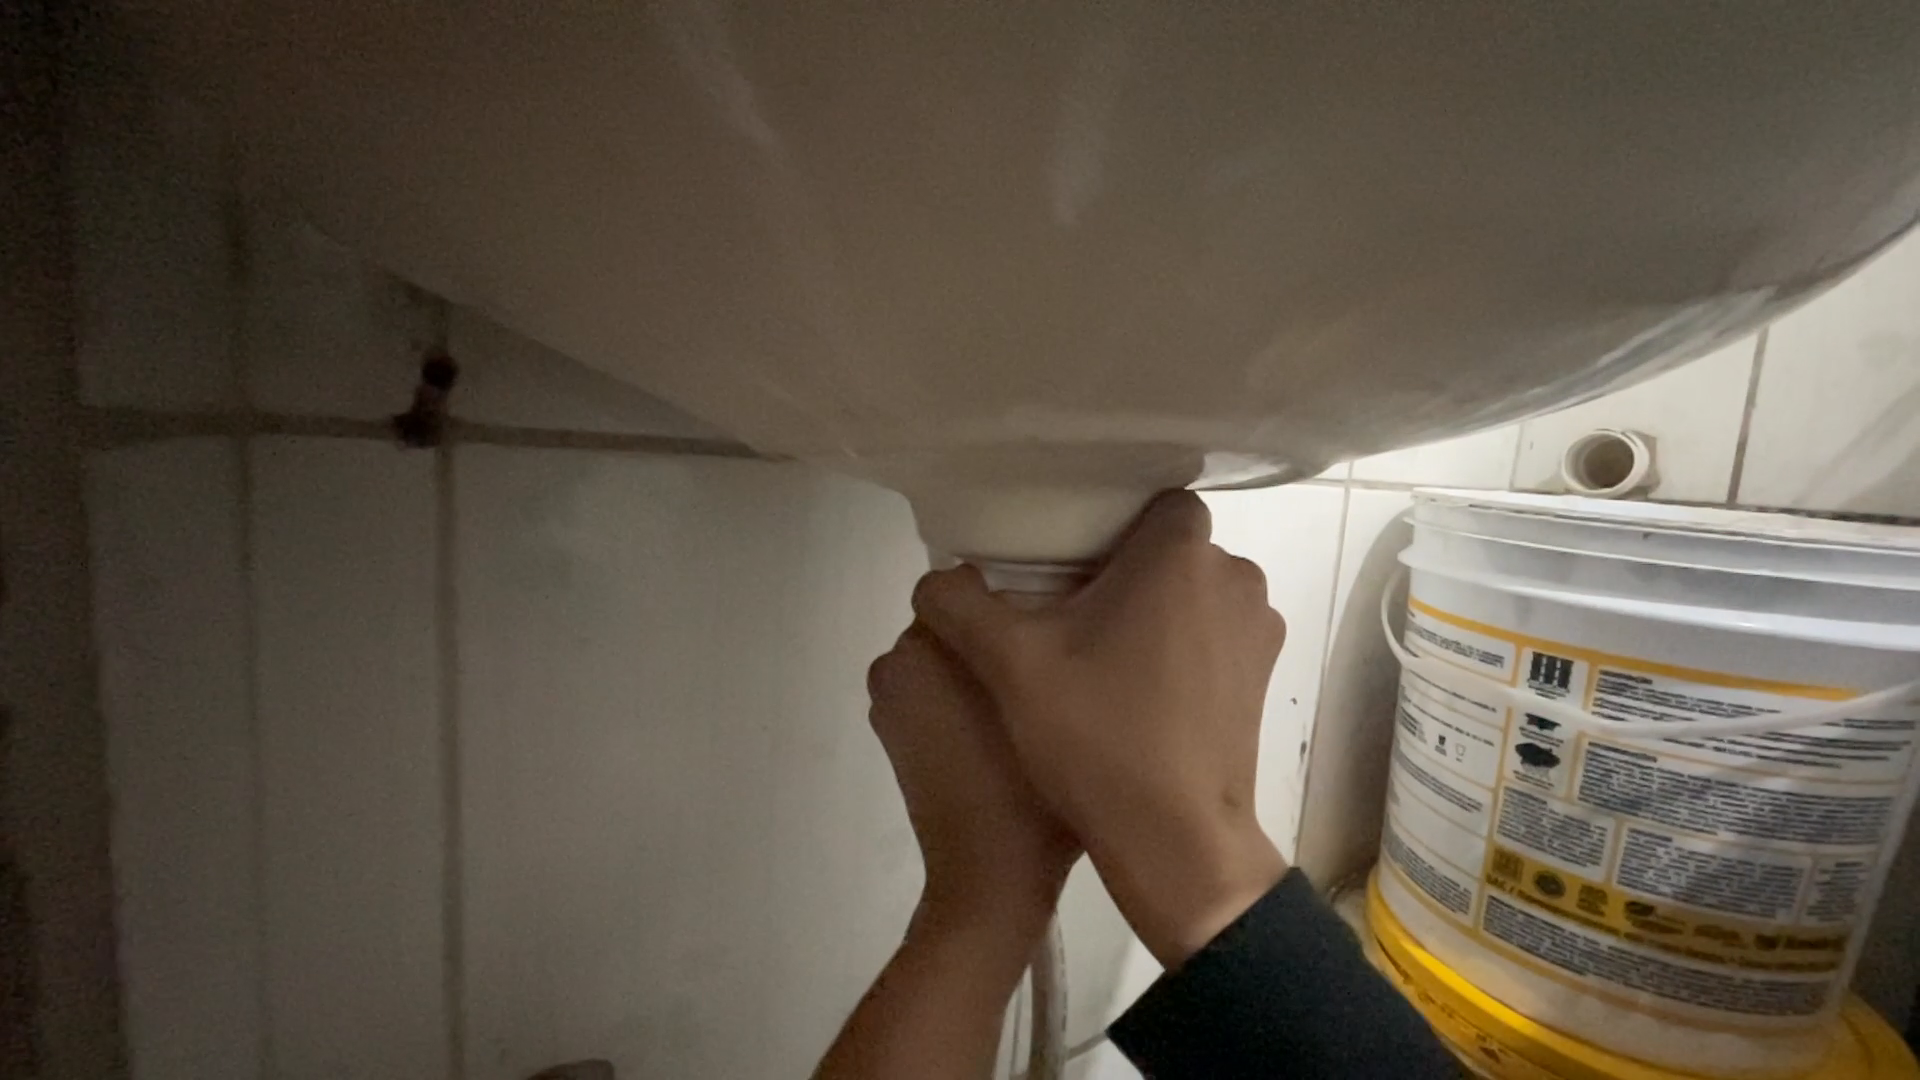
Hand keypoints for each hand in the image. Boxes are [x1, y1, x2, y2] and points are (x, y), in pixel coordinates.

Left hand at [867, 622, 1079, 925]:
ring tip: (1029, 700)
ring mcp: (888, 699)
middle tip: (1048, 663)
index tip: (1053, 621)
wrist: (990, 878)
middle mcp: (897, 659)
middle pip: (959, 621)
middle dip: (996, 633)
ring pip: (947, 656)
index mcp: (930, 641)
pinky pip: (930, 690)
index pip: (973, 584)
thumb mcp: (1056, 696)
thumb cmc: (1030, 789)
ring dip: (979, 667)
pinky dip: (956, 698)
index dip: (1017, 596)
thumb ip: (1049, 639)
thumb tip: (1046, 609)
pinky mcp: (890, 732)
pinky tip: (997, 729)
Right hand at [912, 491, 1287, 968]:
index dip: (1114, 521)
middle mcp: (1235, 579)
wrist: (1175, 842)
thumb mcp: (1007, 663)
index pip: (1156, 500)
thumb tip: (933, 578)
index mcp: (1180, 555)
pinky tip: (1140, 690)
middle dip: (1128, 568)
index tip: (1073, 555)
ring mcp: (1260, 632)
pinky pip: (1216, 635)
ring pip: (1196, 593)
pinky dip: (1184, 646)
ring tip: (1103, 653)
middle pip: (1172, 549)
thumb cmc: (1096, 734)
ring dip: (1158, 609)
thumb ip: (959, 604)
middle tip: (1072, 606)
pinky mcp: (1266, 680)